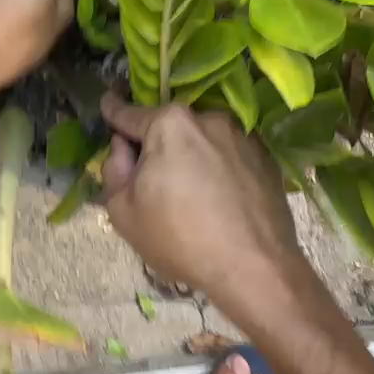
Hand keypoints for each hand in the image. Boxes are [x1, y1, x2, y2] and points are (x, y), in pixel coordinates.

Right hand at [99, 96, 304, 307]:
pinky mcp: (267, 159)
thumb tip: (124, 149)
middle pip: (168, 128)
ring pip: (201, 141)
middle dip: (156, 146)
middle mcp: (208, 119)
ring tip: (193, 196)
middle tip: (153, 182)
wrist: (256, 269)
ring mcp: (242, 137)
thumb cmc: (180, 238)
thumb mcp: (123, 210)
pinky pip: (229, 156)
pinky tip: (221, 202)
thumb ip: (114, 170)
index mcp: (169, 124)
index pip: (129, 114)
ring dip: (191, 156)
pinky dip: (220, 169)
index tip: (107, 103)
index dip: (113, 112)